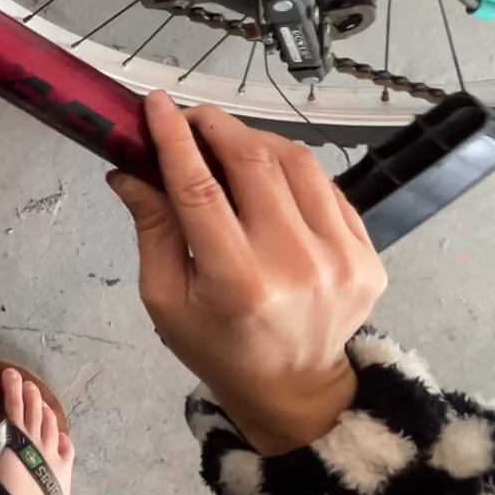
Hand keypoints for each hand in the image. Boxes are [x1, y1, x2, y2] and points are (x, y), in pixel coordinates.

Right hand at [106, 93, 385, 454]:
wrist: (295, 390)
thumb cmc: (216, 346)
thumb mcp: (164, 297)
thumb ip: (151, 229)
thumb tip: (127, 172)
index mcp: (236, 281)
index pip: (199, 188)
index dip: (174, 139)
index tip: (156, 105)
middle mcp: (295, 263)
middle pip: (254, 162)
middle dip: (215, 126)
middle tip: (187, 117)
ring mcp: (342, 257)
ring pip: (296, 162)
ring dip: (252, 138)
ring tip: (222, 140)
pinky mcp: (367, 253)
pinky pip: (325, 184)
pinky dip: (288, 166)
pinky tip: (263, 172)